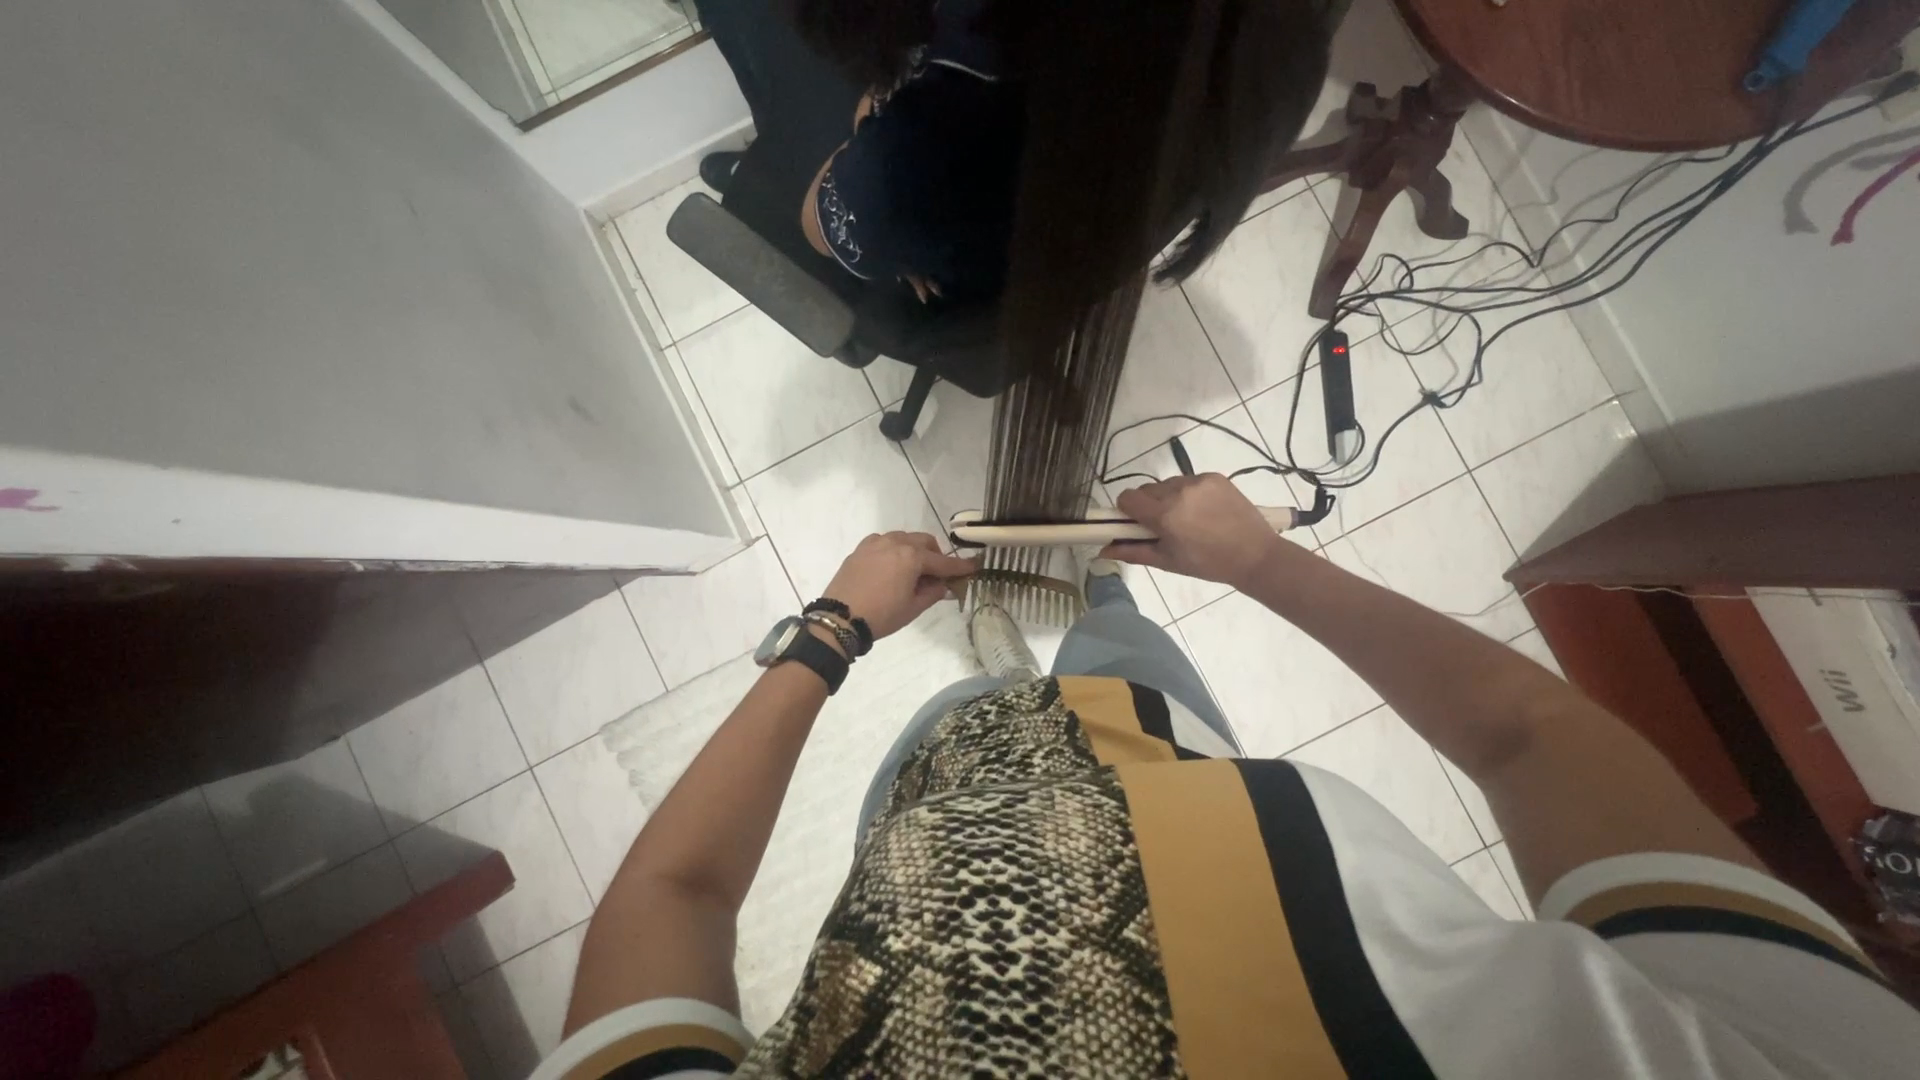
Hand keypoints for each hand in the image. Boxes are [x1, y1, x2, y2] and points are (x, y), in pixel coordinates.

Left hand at [821, 532, 977, 639]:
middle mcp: (895, 543)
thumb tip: (945, 585)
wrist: (840, 619)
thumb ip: (933, 592)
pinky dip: (894, 549)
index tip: (974, 567)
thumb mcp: (913, 607)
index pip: (943, 561)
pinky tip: (891, 566)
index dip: (960, 567)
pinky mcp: (860, 549)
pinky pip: (884, 541)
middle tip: (937, 574)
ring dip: (914, 550)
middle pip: (925, 542)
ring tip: (913, 570)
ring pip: (904, 538)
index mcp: (912, 557)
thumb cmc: (882, 615)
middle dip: (935, 555)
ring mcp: (875, 543)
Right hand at [1100, 475, 1293, 587]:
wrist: (1254, 554)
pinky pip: (1189, 480)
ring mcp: (1198, 481)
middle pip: (1146, 489)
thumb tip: (1102, 549)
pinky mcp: (1214, 476)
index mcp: (1164, 514)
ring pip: (1167, 484)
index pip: (1127, 497)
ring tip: (1188, 518)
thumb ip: (1132, 551)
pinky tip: (1203, 511)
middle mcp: (1178, 491)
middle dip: (1148, 505)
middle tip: (1164, 525)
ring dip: (1168, 498)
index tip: (1136, 523)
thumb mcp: (1167, 561)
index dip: (1126, 510)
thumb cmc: (1207, 564)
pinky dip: (1189, 493)